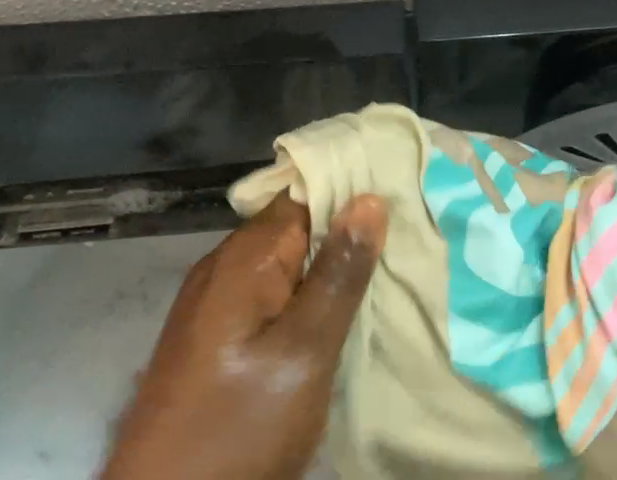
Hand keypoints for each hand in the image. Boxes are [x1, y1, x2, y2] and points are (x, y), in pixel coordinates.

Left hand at [102, 192, 389, 479]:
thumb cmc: (239, 424)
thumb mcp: (303, 352)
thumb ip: (337, 276)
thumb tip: (368, 200)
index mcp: (245, 257)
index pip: (306, 192)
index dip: (352, 192)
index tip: (401, 199)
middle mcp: (223, 266)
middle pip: (294, 226)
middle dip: (343, 232)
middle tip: (403, 244)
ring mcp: (213, 302)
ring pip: (282, 263)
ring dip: (325, 268)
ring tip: (380, 277)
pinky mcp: (213, 335)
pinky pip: (266, 294)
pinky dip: (301, 297)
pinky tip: (332, 317)